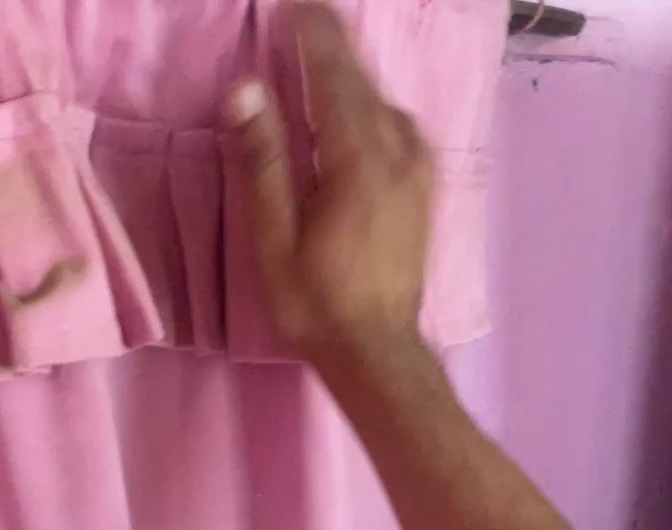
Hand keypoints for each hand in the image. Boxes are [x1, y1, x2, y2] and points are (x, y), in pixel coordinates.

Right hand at [225, 2, 436, 384]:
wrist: (378, 352)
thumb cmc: (317, 306)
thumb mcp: (276, 241)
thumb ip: (263, 163)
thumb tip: (245, 89)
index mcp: (359, 159)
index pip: (334, 71)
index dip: (311, 28)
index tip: (290, 1)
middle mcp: (400, 152)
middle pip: (362, 80)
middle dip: (330, 47)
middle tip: (300, 21)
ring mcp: (420, 171)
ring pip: (385, 103)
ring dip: (352, 80)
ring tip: (322, 65)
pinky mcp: (426, 190)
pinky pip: (400, 128)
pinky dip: (373, 109)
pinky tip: (359, 117)